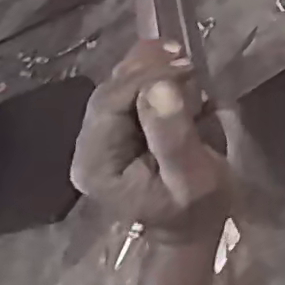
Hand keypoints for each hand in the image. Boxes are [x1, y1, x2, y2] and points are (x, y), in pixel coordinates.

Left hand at [73, 40, 229, 241]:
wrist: (193, 228)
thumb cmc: (196, 209)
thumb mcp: (193, 179)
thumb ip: (174, 138)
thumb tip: (159, 88)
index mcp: (96, 164)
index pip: (110, 103)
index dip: (145, 77)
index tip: (186, 65)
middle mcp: (89, 148)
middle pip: (110, 91)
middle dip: (146, 68)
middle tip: (185, 55)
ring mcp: (101, 138)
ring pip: (117, 87)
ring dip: (148, 67)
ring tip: (181, 56)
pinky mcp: (119, 130)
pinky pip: (129, 93)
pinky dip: (151, 76)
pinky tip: (174, 69)